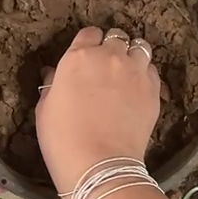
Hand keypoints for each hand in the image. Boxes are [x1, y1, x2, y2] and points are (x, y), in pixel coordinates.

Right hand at [36, 26, 161, 190]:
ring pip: (139, 48)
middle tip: (106, 66)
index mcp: (78, 57)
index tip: (86, 55)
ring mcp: (135, 71)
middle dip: (111, 47)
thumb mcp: (44, 109)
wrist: (99, 164)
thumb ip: (52, 85)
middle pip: (115, 37)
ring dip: (132, 55)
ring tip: (126, 71)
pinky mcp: (153, 89)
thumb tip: (54, 74)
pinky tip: (137, 88)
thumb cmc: (63, 140)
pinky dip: (145, 74)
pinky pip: (152, 70)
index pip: (88, 34)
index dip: (88, 43)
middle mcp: (109, 56)